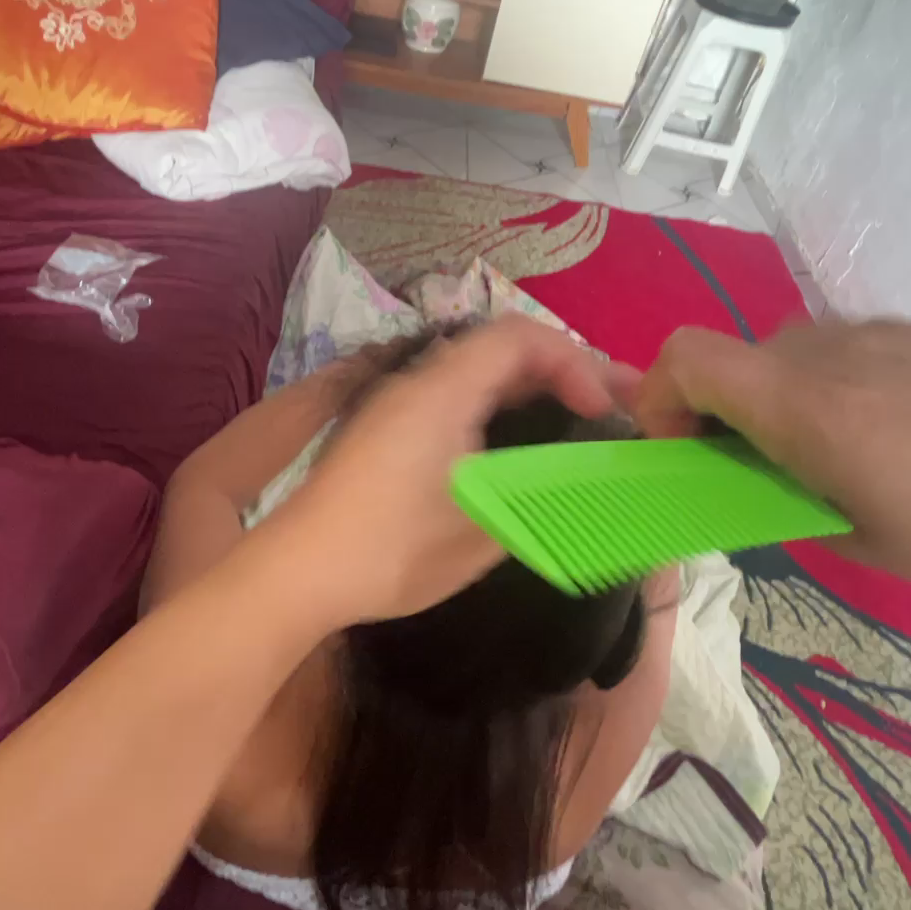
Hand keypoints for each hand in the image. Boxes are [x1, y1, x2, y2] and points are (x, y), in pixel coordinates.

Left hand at [252, 317, 636, 627]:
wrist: (298, 572)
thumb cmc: (389, 551)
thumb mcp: (480, 532)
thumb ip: (541, 495)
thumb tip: (584, 480)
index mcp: (442, 392)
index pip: (519, 338)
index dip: (574, 361)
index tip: (603, 410)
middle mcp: (417, 385)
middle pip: (499, 350)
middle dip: (561, 371)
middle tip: (612, 405)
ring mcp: (396, 407)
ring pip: (475, 375)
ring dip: (528, 390)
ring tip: (576, 418)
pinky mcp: (384, 432)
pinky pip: (453, 400)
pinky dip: (495, 410)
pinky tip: (515, 444)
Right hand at [633, 320, 910, 601]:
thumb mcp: (853, 536)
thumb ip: (776, 495)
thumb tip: (747, 484)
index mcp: (804, 400)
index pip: (685, 356)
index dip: (656, 396)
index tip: (678, 448)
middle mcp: (831, 349)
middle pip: (730, 359)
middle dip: (716, 411)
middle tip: (750, 470)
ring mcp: (880, 335)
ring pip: (783, 355)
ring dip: (769, 400)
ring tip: (818, 459)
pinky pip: (837, 352)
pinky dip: (820, 388)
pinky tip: (877, 438)